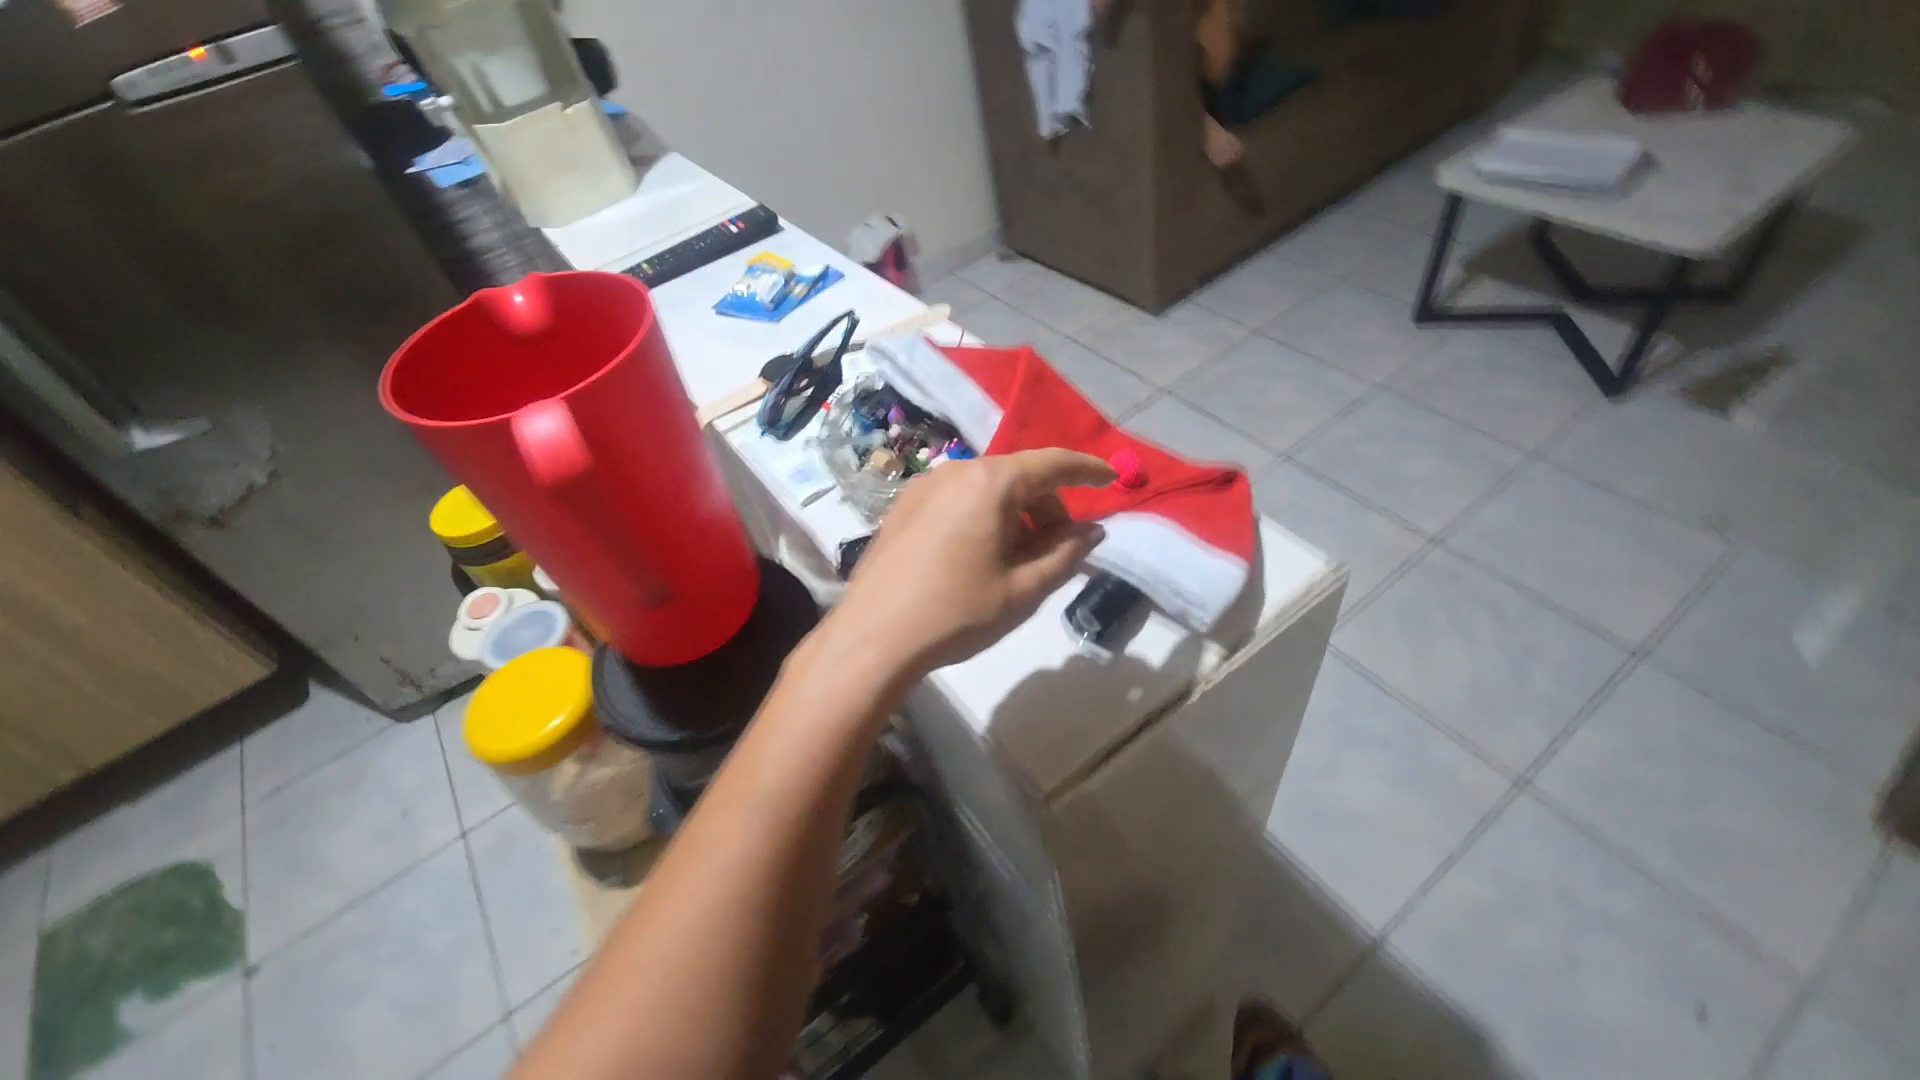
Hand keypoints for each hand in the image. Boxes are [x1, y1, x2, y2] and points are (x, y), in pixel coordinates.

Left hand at [821, 448, 1115, 679]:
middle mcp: (955, 471)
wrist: (873, 637)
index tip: (1112, 478)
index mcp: (990, 483)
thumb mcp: (1023, 590)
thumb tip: (1092, 530)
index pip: (1052, 464)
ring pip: (987, 490)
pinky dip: (983, 518)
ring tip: (1017, 563)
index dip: (1087, 470)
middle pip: (1019, 477)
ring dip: (1014, 516)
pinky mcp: (903, 508)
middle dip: (1047, 508)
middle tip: (1059, 553)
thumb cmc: (956, 613)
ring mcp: (923, 487)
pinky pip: (958, 500)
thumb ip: (1065, 554)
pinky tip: (979, 559)